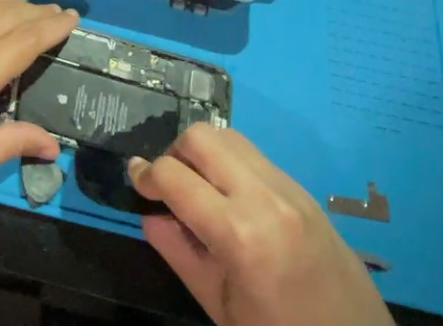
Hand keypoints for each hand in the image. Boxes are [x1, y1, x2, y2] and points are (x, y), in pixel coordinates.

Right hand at [131, 125, 392, 325]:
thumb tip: (150, 213)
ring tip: (199, 189)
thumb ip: (178, 252)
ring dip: (204, 154)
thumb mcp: (219, 305)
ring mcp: (291, 190)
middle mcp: (266, 197)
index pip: (173, 175)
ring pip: (230, 138)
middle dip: (174, 153)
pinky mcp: (306, 192)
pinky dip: (231, 165)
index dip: (145, 174)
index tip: (136, 180)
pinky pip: (257, 158)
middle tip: (168, 186)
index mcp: (240, 233)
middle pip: (202, 137)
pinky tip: (230, 199)